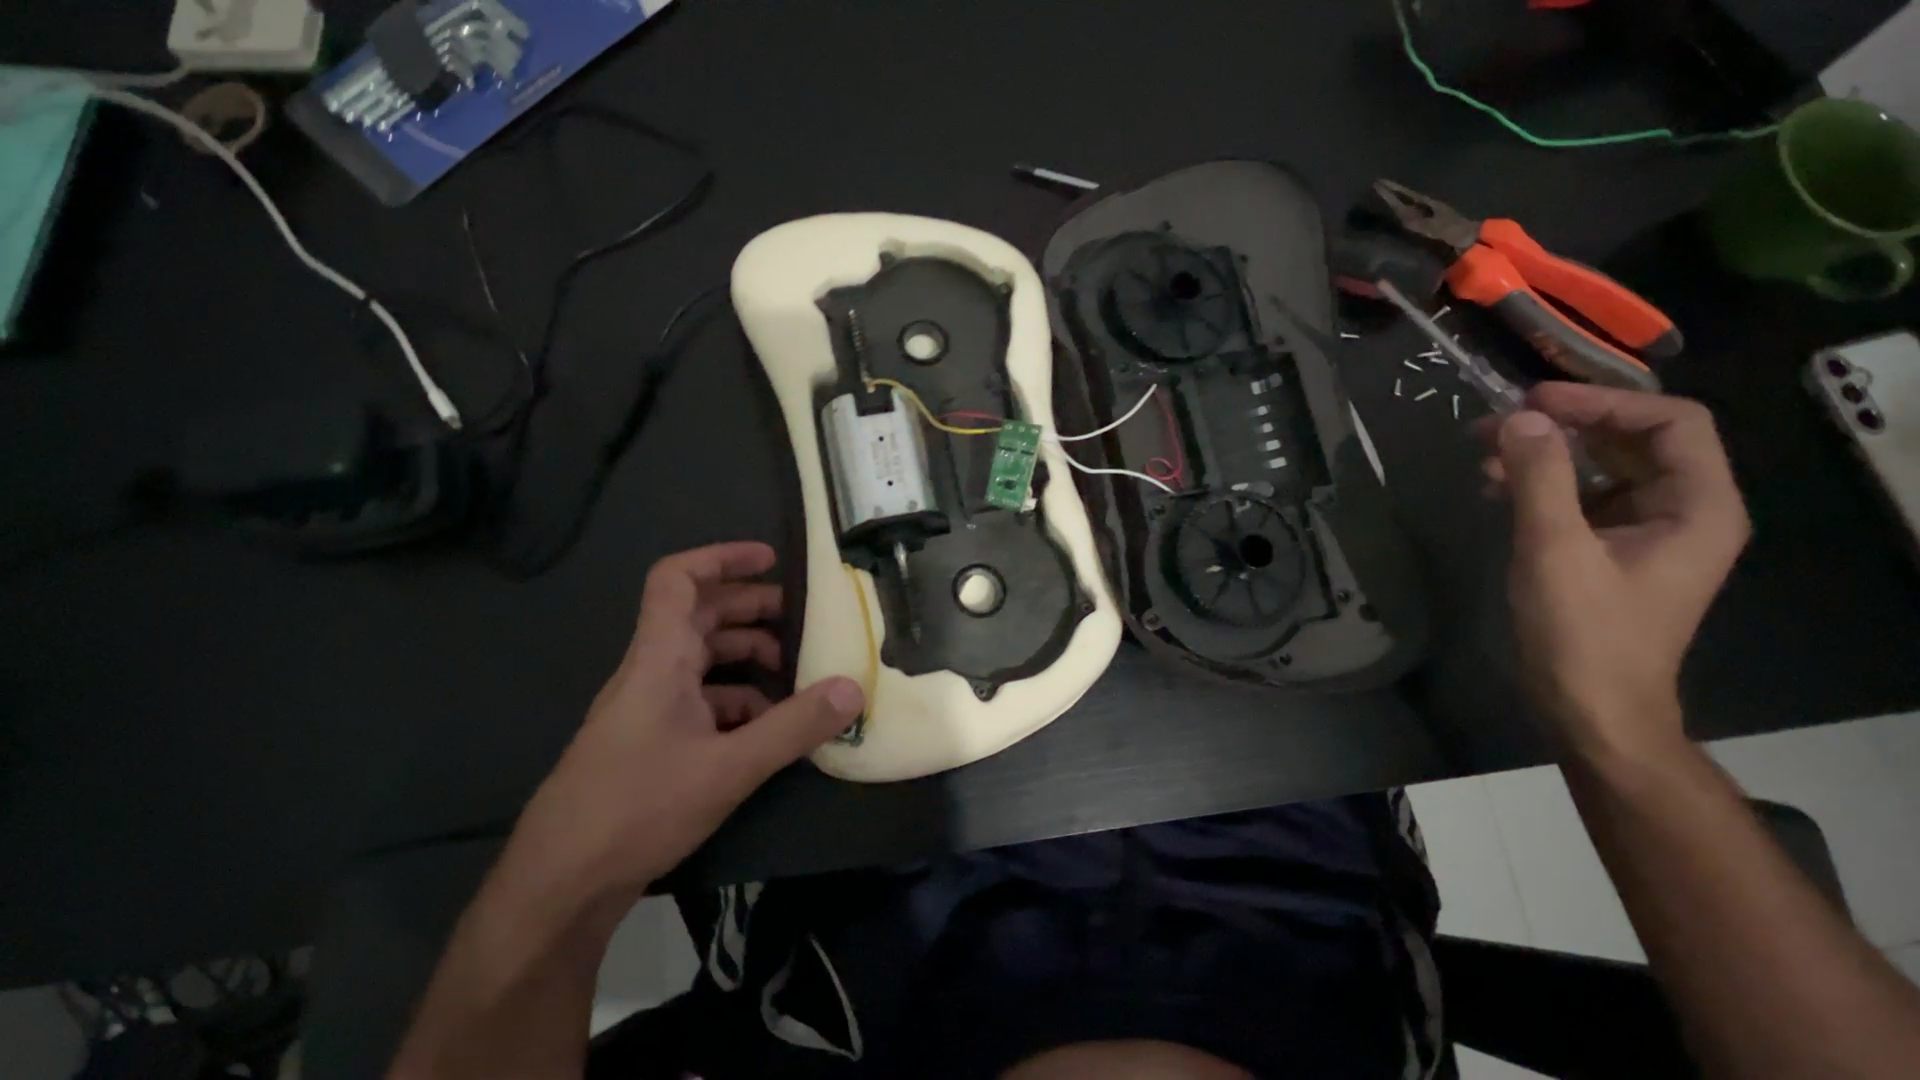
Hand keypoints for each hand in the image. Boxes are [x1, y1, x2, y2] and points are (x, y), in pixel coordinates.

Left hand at [511, 542, 863, 897]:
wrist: (563, 879)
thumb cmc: (638, 807)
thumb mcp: (728, 768)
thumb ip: (793, 727)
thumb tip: (853, 689)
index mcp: (658, 658)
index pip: (677, 580)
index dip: (722, 558)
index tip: (773, 560)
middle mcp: (651, 673)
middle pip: (699, 617)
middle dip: (752, 611)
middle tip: (804, 622)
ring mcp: (649, 710)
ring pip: (702, 663)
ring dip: (748, 660)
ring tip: (798, 677)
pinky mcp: (652, 744)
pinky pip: (700, 703)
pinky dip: (737, 703)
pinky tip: (769, 730)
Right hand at [1481, 384, 1748, 758]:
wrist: (1593, 713)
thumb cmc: (1584, 635)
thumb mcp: (1555, 551)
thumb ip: (1540, 478)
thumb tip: (1519, 419)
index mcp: (1699, 506)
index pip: (1671, 422)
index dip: (1603, 402)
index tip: (1534, 403)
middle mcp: (1687, 512)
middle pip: (1636, 440)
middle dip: (1566, 427)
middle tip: (1499, 423)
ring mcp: (1651, 534)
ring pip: (1605, 469)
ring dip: (1547, 457)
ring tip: (1486, 458)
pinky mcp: (1616, 554)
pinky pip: (1586, 501)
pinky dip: (1544, 488)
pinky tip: (1497, 491)